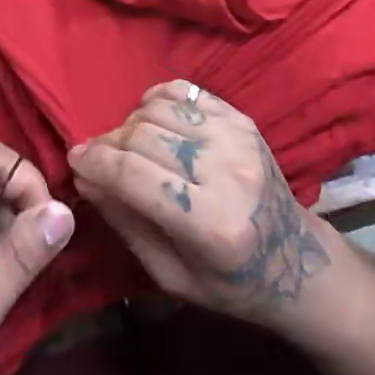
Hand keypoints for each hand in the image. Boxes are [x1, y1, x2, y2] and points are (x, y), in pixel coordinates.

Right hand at [69, 81, 345, 340]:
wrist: (300, 264)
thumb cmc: (231, 283)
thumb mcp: (170, 275)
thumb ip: (125, 223)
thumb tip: (84, 177)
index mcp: (212, 224)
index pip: (134, 175)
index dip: (94, 162)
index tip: (73, 160)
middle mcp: (228, 174)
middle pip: (142, 137)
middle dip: (107, 144)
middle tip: (96, 158)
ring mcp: (239, 140)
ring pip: (159, 109)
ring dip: (130, 123)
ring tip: (128, 146)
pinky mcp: (243, 121)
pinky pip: (184, 91)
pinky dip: (157, 100)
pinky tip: (152, 122)